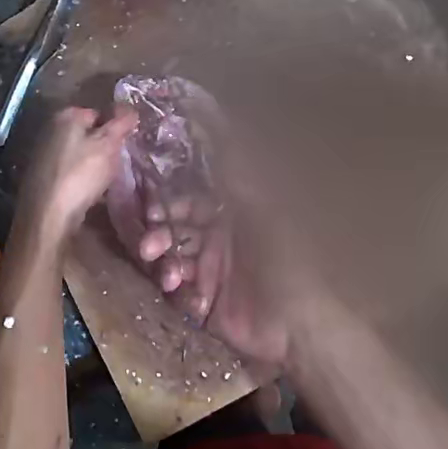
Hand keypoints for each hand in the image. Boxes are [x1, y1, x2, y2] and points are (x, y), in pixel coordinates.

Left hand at [15, 106, 139, 247]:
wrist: (48, 215)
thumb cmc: (80, 175)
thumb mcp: (107, 145)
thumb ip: (120, 123)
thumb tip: (130, 107)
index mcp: (66, 116)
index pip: (98, 113)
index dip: (115, 128)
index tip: (127, 145)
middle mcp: (50, 130)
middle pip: (88, 134)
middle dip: (104, 147)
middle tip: (120, 164)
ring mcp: (44, 154)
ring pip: (79, 155)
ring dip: (94, 165)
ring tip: (108, 181)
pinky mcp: (43, 177)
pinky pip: (70, 172)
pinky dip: (81, 179)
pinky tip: (91, 193)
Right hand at [127, 109, 310, 370]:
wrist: (297, 326)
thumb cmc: (284, 263)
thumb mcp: (263, 211)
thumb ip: (237, 173)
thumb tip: (220, 122)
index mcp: (232, 216)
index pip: (190, 201)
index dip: (168, 204)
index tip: (150, 209)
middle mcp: (218, 239)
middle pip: (175, 230)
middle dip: (158, 235)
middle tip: (149, 247)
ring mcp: (210, 271)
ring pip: (172, 259)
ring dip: (165, 264)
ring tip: (170, 276)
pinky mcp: (204, 301)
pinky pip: (178, 290)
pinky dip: (177, 292)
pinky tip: (186, 297)